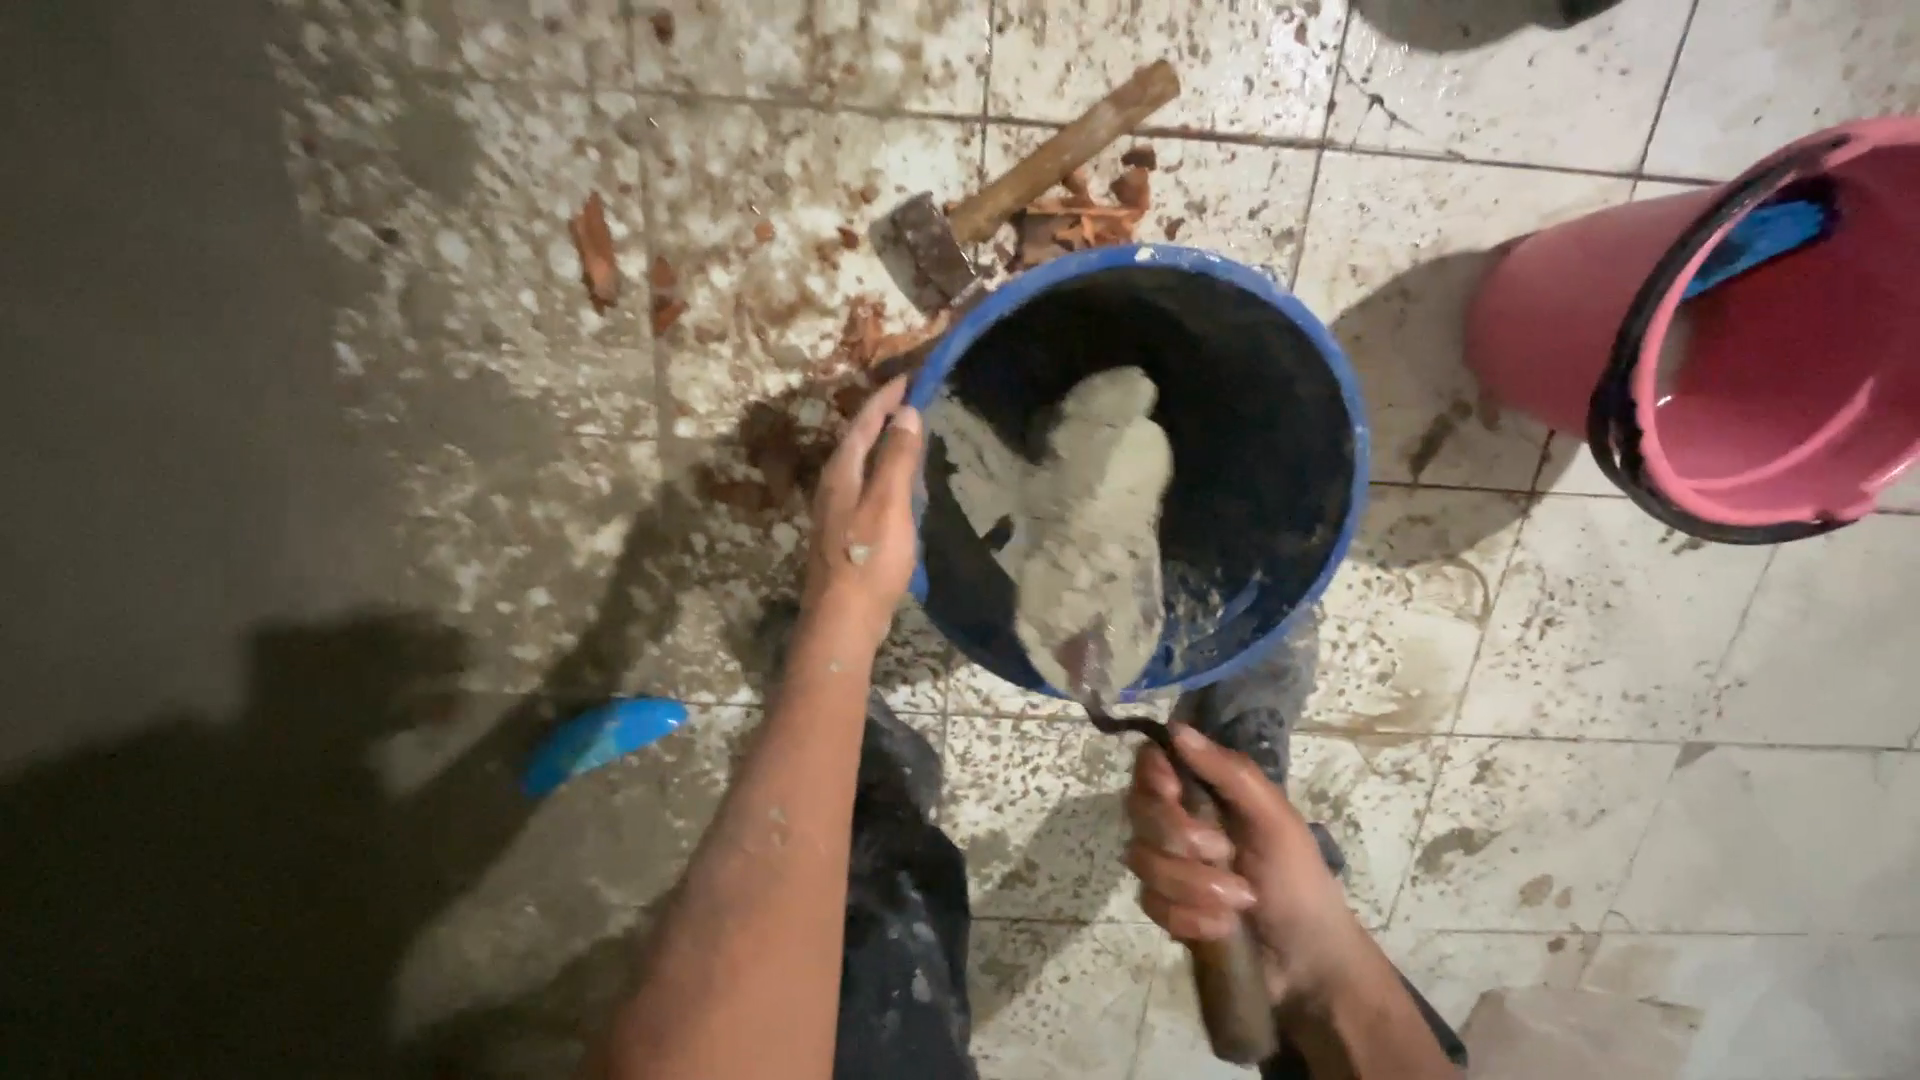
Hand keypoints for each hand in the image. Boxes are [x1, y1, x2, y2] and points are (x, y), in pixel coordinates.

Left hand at [800, 375, 923, 652]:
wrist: (843, 619)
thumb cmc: (868, 560)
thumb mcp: (890, 504)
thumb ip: (898, 458)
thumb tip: (907, 414)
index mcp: (842, 473)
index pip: (864, 422)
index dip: (886, 399)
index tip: (909, 378)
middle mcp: (832, 486)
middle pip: (858, 441)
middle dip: (882, 419)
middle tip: (911, 403)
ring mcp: (835, 512)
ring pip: (861, 467)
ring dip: (883, 448)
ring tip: (909, 438)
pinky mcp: (843, 534)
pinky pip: (865, 490)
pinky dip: (884, 477)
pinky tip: (899, 491)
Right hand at [1125, 726, 1373, 1005]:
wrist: (1310, 964)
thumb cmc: (1299, 881)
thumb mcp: (1276, 819)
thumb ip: (1230, 772)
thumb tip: (1177, 729)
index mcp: (1205, 792)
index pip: (1151, 763)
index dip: (1153, 774)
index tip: (1172, 791)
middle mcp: (1178, 821)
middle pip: (1138, 808)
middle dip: (1180, 837)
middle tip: (1224, 854)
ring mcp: (1168, 865)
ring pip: (1141, 859)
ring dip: (1193, 884)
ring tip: (1239, 901)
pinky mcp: (1165, 907)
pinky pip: (1151, 901)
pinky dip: (1189, 917)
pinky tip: (1222, 926)